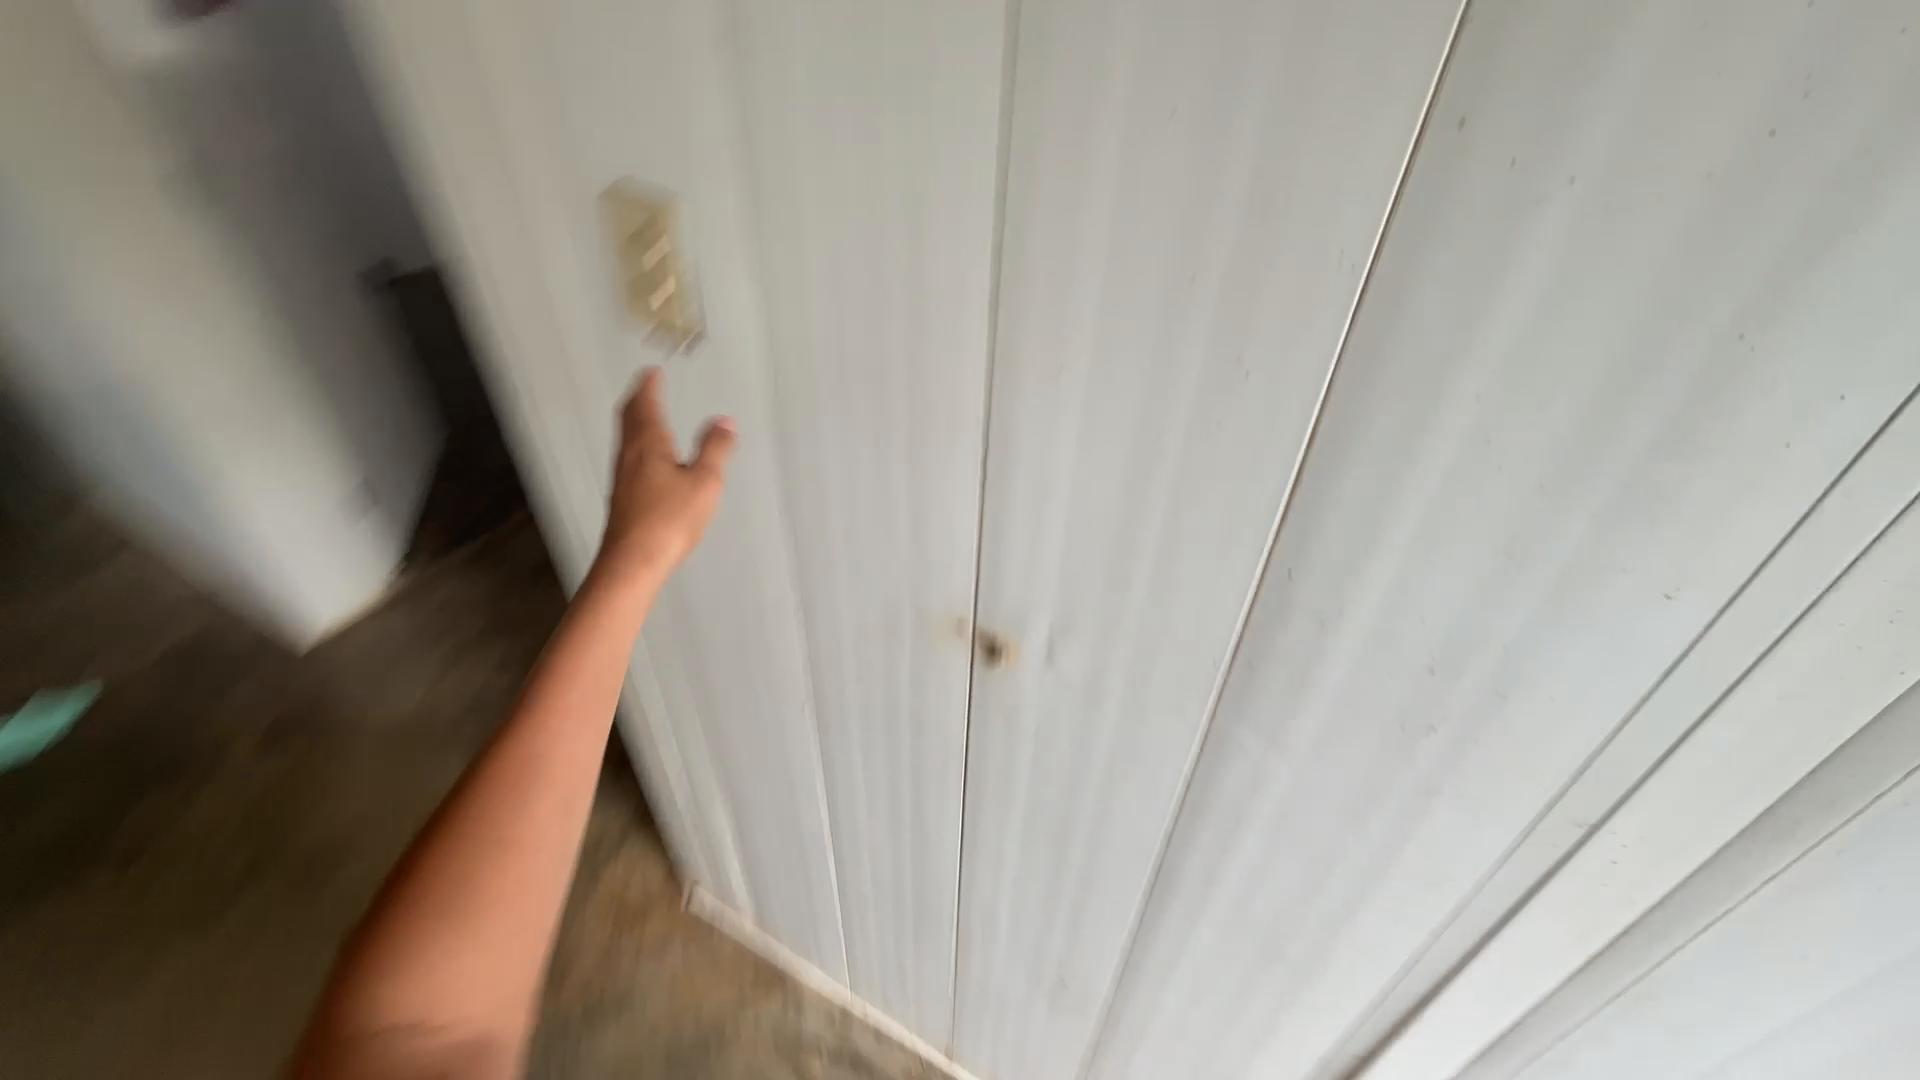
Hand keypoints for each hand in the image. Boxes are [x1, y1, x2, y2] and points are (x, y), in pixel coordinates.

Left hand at [595, 367, 735, 584]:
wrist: (634, 561)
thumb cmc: (670, 520)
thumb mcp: (705, 481)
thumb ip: (716, 449)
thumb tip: (725, 421)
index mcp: (649, 444)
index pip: (645, 405)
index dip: (649, 385)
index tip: (652, 371)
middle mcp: (630, 455)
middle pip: (629, 418)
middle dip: (638, 398)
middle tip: (645, 386)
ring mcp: (623, 477)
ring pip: (626, 437)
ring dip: (635, 420)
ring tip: (645, 413)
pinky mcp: (624, 497)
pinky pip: (629, 457)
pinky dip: (638, 442)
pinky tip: (647, 457)